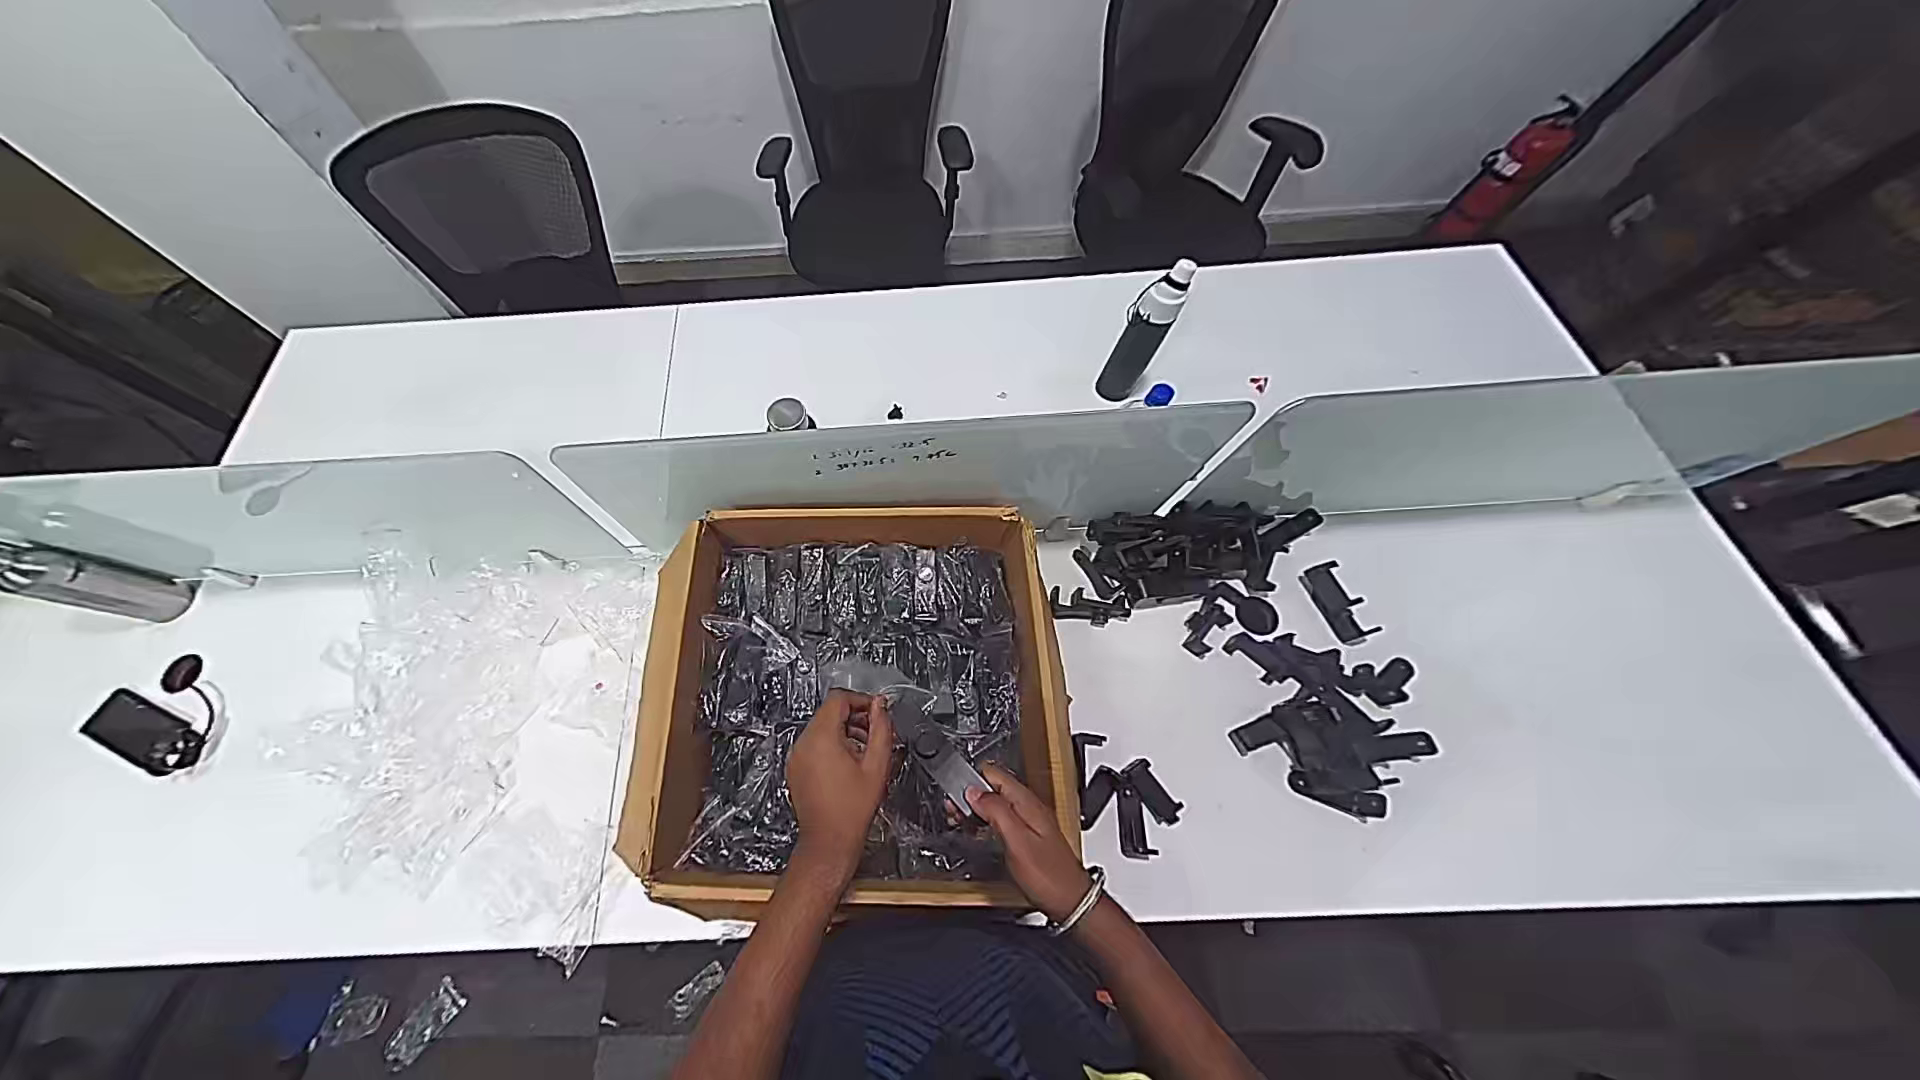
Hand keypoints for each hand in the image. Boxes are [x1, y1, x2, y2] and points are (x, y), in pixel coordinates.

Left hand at [787, 690, 893, 879]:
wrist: (829, 841)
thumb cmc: (852, 808)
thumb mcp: (877, 764)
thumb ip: (881, 728)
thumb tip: (880, 705)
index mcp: (821, 737)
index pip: (838, 699)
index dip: (861, 701)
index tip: (876, 712)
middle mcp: (803, 743)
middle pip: (829, 712)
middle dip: (855, 716)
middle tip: (875, 732)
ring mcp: (796, 756)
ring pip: (821, 726)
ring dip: (844, 730)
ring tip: (865, 749)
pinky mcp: (795, 768)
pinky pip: (814, 743)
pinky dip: (831, 743)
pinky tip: (849, 761)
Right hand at [970, 763, 1092, 921]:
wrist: (1070, 901)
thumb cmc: (1049, 876)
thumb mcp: (1017, 841)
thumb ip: (996, 812)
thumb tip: (975, 792)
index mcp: (1026, 802)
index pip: (993, 774)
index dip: (971, 781)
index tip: (956, 796)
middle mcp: (1028, 806)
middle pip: (993, 787)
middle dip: (971, 796)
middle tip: (955, 811)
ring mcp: (1028, 820)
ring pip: (996, 803)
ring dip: (976, 809)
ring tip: (961, 820)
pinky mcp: (1027, 834)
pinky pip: (1002, 818)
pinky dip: (986, 821)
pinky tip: (978, 832)